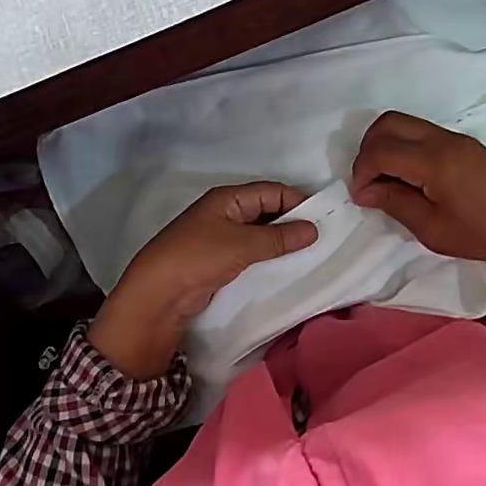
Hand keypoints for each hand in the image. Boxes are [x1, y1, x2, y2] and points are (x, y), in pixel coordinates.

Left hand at [89, 182, 318, 379]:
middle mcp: (225, 213)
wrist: (158, 294)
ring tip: (312, 254)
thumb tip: (313, 229)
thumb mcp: (242, 244)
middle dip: (293, 222)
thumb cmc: (198, 258)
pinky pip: (251, 254)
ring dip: (282, 242)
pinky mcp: (219, 262)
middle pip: (267, 211)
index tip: (326, 218)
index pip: (271, 191)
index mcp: (228, 199)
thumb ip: (278, 237)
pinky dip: (269, 258)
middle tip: (324, 238)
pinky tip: (287, 269)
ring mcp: (221, 238)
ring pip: (260, 234)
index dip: (298, 201)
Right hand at [348, 111, 485, 320]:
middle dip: (367, 149)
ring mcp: (455, 138)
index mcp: (433, 160)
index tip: (361, 197)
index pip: (380, 150)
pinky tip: (408, 177)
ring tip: (385, 181)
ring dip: (384, 145)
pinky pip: (421, 132)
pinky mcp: (465, 144)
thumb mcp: (432, 229)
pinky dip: (403, 146)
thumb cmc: (485, 235)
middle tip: (368, 182)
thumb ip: (395, 203)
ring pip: (404, 123)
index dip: (361, 172)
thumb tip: (366, 190)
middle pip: (387, 123)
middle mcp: (442, 139)